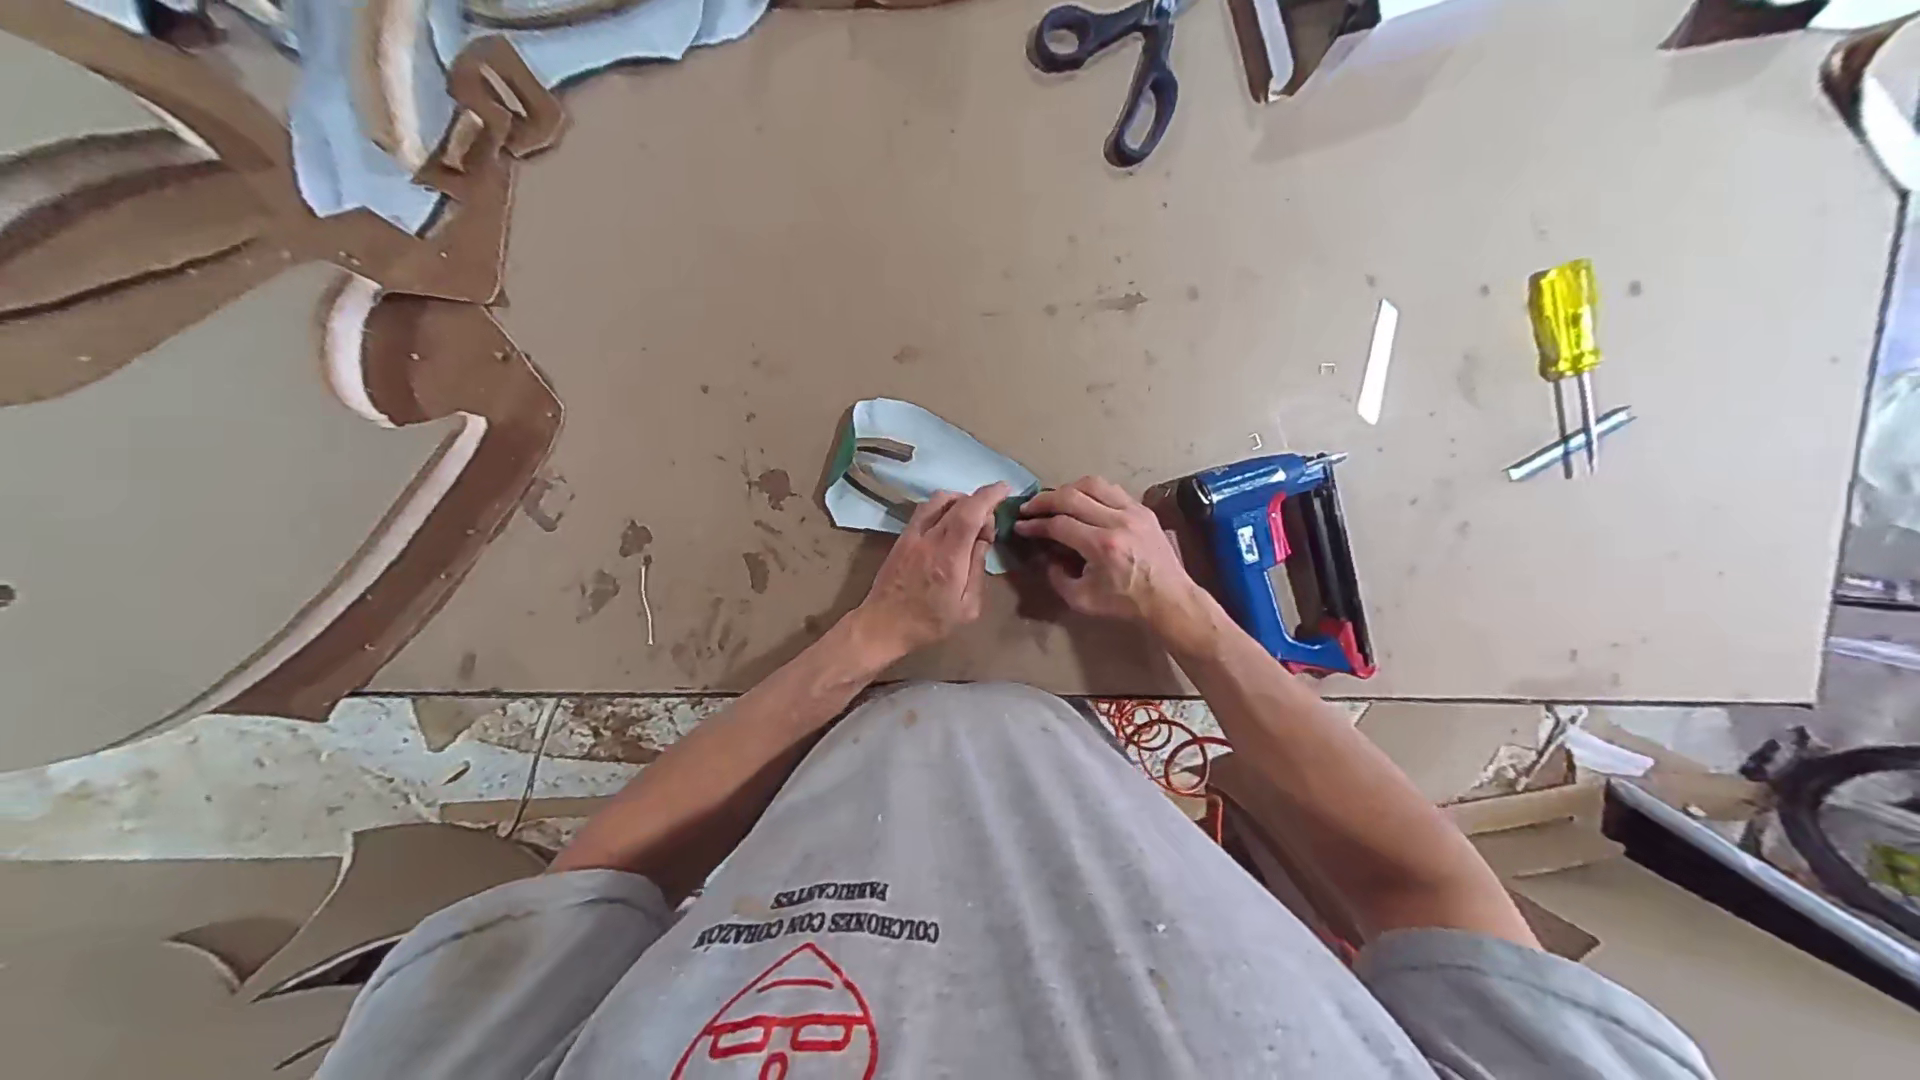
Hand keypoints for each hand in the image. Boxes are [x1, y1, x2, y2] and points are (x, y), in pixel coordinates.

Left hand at [851, 482, 1010, 662]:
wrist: (884, 624)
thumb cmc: (930, 622)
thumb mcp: (968, 608)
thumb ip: (978, 570)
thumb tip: (983, 540)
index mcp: (949, 558)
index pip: (970, 513)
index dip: (989, 496)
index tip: (1004, 489)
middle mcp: (929, 539)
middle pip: (957, 502)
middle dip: (980, 501)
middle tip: (990, 521)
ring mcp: (912, 535)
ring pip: (938, 500)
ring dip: (960, 500)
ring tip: (970, 518)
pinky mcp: (902, 537)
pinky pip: (925, 509)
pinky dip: (943, 506)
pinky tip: (949, 523)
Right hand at [1014, 476, 1204, 631]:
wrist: (1169, 599)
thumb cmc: (1124, 603)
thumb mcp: (1081, 600)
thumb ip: (1057, 577)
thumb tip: (1046, 556)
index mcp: (1101, 545)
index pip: (1058, 524)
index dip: (1035, 524)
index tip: (1020, 526)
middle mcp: (1117, 521)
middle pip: (1070, 496)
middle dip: (1043, 500)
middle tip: (1028, 508)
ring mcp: (1133, 511)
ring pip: (1092, 484)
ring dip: (1067, 489)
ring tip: (1054, 500)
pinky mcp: (1143, 510)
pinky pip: (1111, 489)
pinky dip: (1091, 491)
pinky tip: (1082, 501)